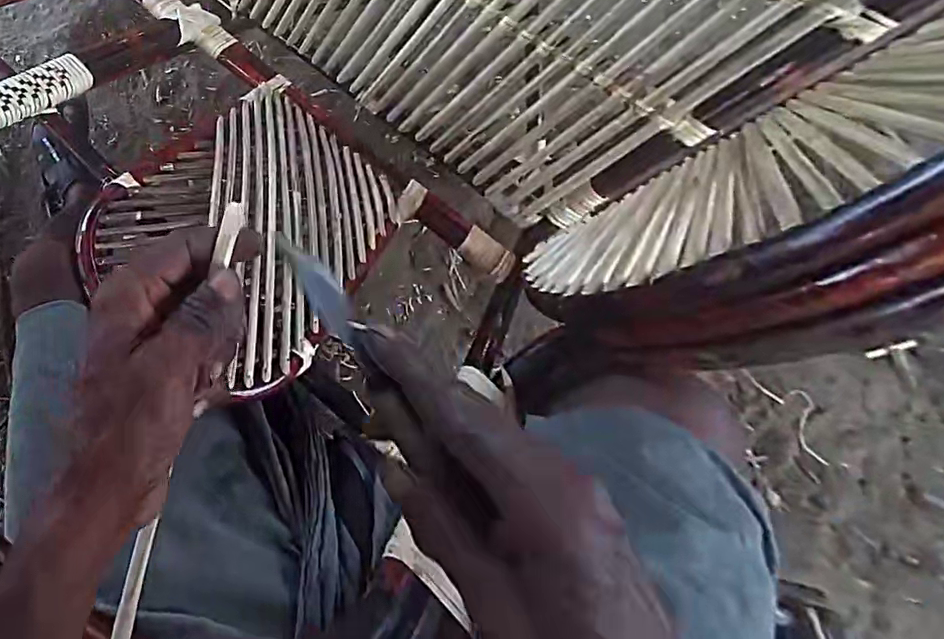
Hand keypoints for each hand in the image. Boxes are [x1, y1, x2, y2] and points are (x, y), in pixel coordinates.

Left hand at [58, 227, 255, 532]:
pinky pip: (197, 344)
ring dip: (215, 341)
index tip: (259, 248)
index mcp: (126, 294)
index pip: (178, 248)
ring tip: (204, 375)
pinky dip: (208, 362)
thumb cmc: (130, 427)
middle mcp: (134, 305)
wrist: (107, 487)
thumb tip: (227, 277)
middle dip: (218, 307)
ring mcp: (147, 334)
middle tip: (222, 344)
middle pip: (192, 279)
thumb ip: (200, 318)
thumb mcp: (169, 368)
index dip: (218, 244)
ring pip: (200, 313)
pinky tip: (201, 391)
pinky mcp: (160, 362)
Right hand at [364, 328, 674, 638]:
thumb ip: (443, 531)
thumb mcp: (495, 609)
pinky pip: (501, 452)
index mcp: (547, 501)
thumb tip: (392, 468)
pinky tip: (433, 446)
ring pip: (484, 430)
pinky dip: (460, 442)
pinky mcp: (576, 497)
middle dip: (417, 384)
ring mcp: (575, 484)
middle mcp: (565, 476)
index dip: (410, 372)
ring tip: (390, 400)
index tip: (371, 333)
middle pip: (471, 413)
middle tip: (368, 353)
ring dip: (434, 416)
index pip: (460, 419)